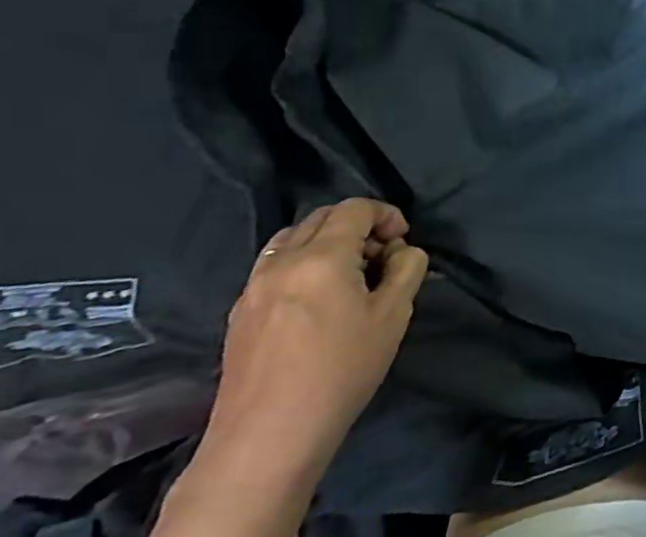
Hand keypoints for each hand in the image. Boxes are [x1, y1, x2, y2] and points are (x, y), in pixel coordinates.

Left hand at [154, 199, 427, 536]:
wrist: (269, 437)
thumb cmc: (341, 370)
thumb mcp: (395, 314)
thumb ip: (407, 268)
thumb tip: (400, 252)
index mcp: (321, 258)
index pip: (355, 208)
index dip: (386, 214)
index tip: (402, 242)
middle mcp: (281, 263)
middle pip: (321, 217)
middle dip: (358, 225)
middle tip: (381, 256)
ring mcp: (253, 288)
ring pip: (292, 238)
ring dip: (326, 241)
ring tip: (348, 274)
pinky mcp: (239, 314)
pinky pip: (273, 266)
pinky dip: (301, 263)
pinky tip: (318, 299)